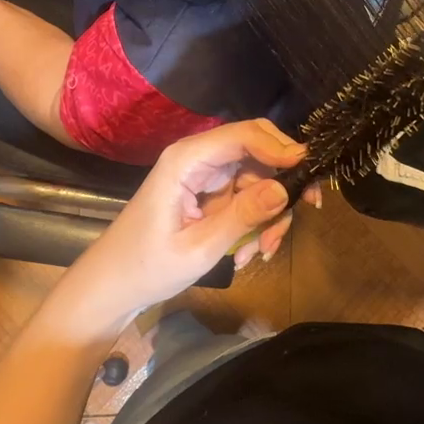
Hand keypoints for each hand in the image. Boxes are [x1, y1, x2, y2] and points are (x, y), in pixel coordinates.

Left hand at [58, 120, 307, 325]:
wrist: (112, 288)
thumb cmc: (146, 267)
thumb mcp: (199, 247)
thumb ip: (243, 216)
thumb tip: (284, 189)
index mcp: (187, 159)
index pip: (244, 135)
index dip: (280, 147)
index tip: (310, 171)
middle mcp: (199, 158)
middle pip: (258, 151)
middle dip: (283, 181)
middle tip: (308, 207)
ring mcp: (205, 176)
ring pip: (258, 178)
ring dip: (270, 212)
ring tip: (263, 251)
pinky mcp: (210, 194)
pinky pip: (248, 197)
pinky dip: (256, 222)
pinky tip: (249, 253)